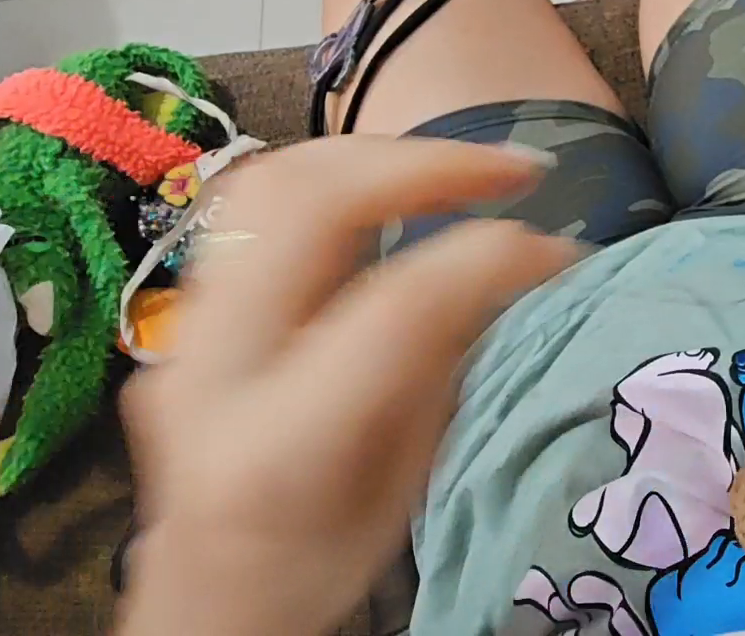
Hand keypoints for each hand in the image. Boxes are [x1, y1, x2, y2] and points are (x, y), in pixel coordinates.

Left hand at [117, 137, 579, 635]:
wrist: (205, 591)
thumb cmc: (323, 559)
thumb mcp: (408, 478)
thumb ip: (446, 358)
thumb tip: (511, 259)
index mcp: (278, 444)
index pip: (399, 305)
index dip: (492, 257)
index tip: (558, 251)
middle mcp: (211, 368)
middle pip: (310, 204)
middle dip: (428, 163)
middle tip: (514, 169)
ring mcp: (186, 325)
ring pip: (275, 178)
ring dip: (383, 153)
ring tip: (462, 165)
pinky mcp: (191, 300)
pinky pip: (263, 197)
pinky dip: (343, 170)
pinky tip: (397, 183)